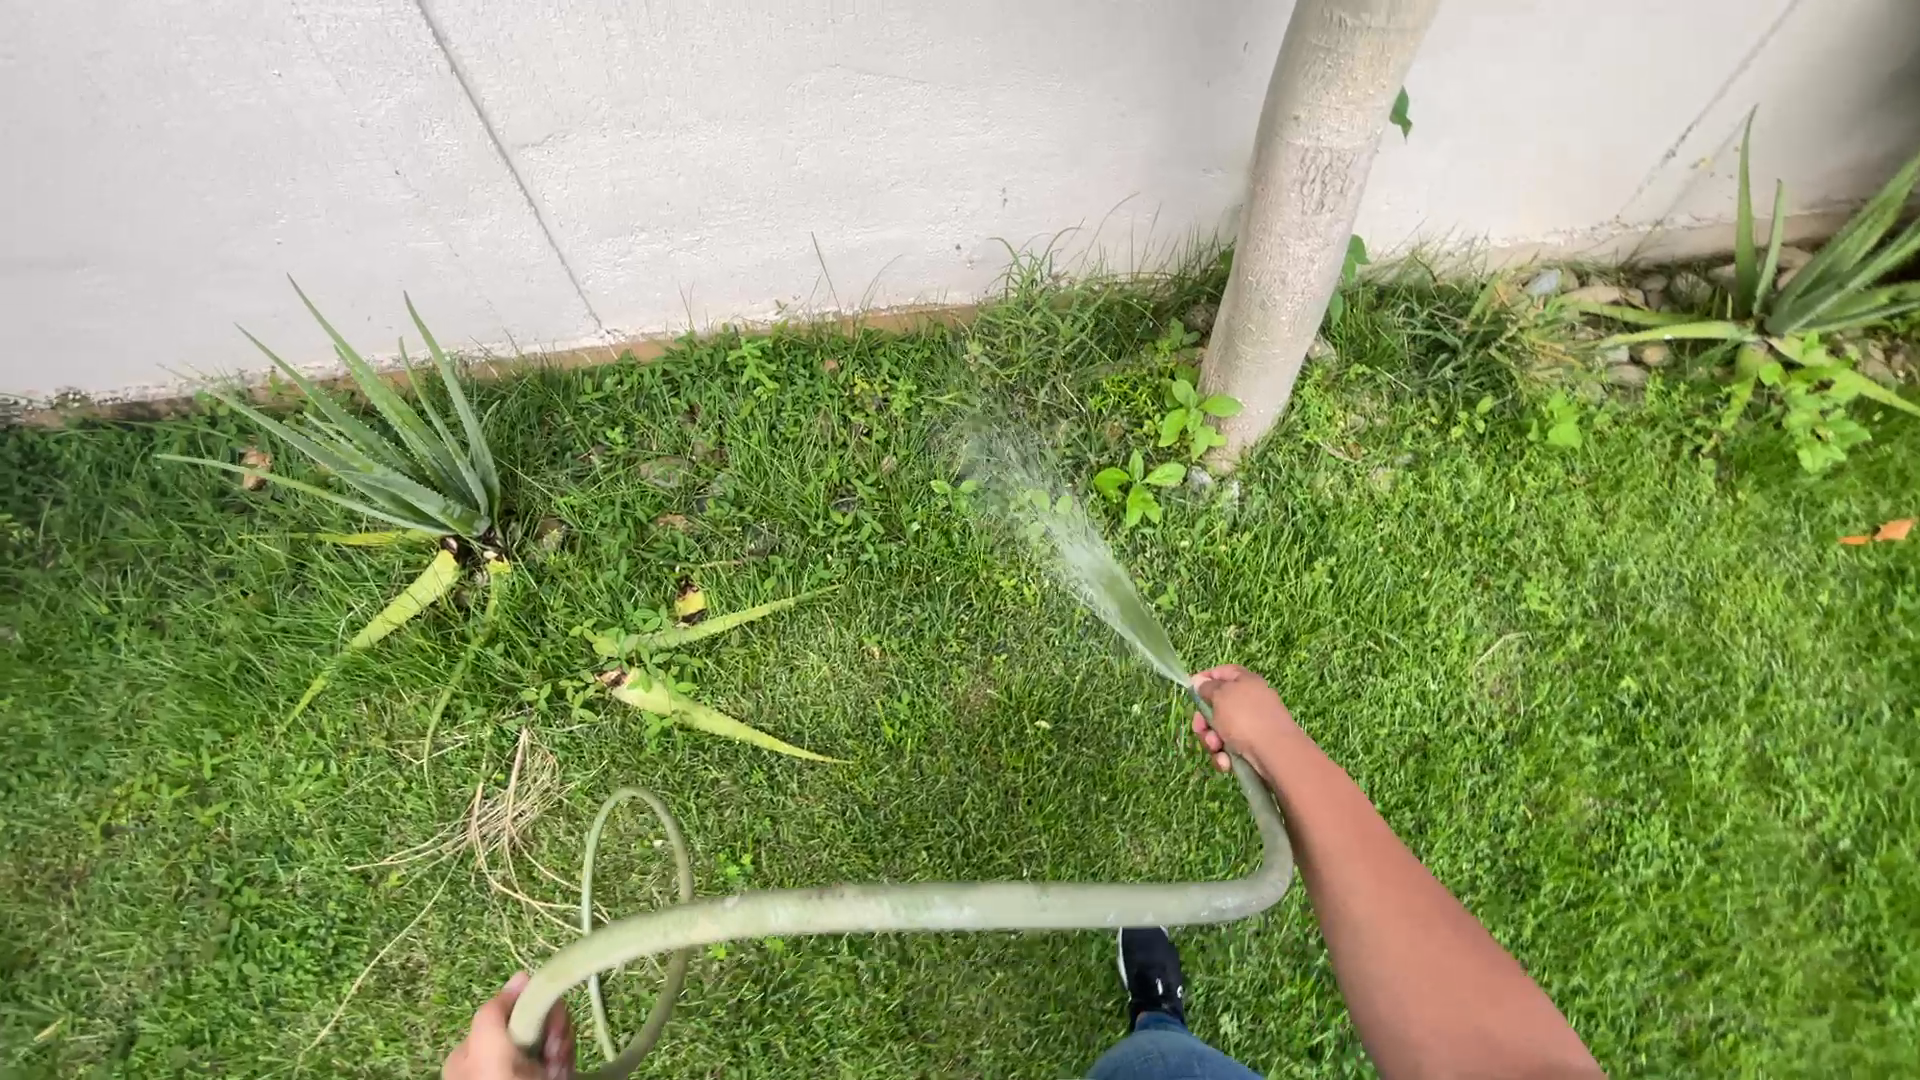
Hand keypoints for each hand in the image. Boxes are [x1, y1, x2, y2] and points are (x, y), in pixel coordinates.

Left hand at [443, 971, 573, 1079]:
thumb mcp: (489, 1056)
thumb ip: (495, 1014)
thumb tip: (521, 975)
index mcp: (469, 1052)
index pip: (512, 1006)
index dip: (533, 1008)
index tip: (546, 1020)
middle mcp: (491, 1060)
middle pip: (535, 1020)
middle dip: (552, 1031)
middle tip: (551, 1054)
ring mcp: (519, 1072)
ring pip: (553, 1036)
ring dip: (562, 1048)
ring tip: (558, 1070)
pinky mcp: (543, 1077)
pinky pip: (561, 1055)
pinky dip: (566, 1063)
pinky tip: (562, 1074)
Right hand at [1190, 664, 1304, 775]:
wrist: (1276, 754)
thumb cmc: (1245, 718)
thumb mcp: (1220, 696)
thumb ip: (1207, 688)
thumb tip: (1200, 682)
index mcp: (1246, 682)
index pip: (1222, 672)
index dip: (1205, 678)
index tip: (1192, 689)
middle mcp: (1250, 701)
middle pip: (1217, 705)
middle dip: (1204, 720)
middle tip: (1200, 729)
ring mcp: (1253, 725)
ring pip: (1220, 730)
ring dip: (1211, 740)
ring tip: (1216, 748)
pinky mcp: (1254, 747)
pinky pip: (1230, 748)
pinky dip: (1224, 755)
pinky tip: (1226, 762)